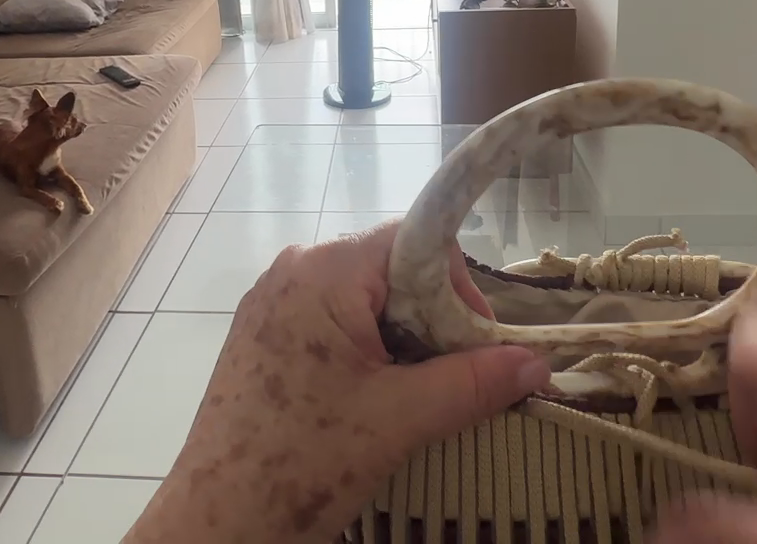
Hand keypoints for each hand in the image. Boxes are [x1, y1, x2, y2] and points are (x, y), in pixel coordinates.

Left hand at [125, 220, 550, 543]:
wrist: (216, 522)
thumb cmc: (306, 459)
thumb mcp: (400, 419)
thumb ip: (474, 382)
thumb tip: (540, 364)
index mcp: (325, 268)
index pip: (413, 240)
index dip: (455, 284)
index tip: (474, 341)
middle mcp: (295, 265)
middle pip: (387, 266)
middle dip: (428, 316)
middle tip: (447, 377)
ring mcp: (272, 296)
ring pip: (360, 293)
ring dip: (397, 334)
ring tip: (408, 392)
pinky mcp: (261, 327)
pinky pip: (328, 313)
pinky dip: (361, 343)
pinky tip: (366, 393)